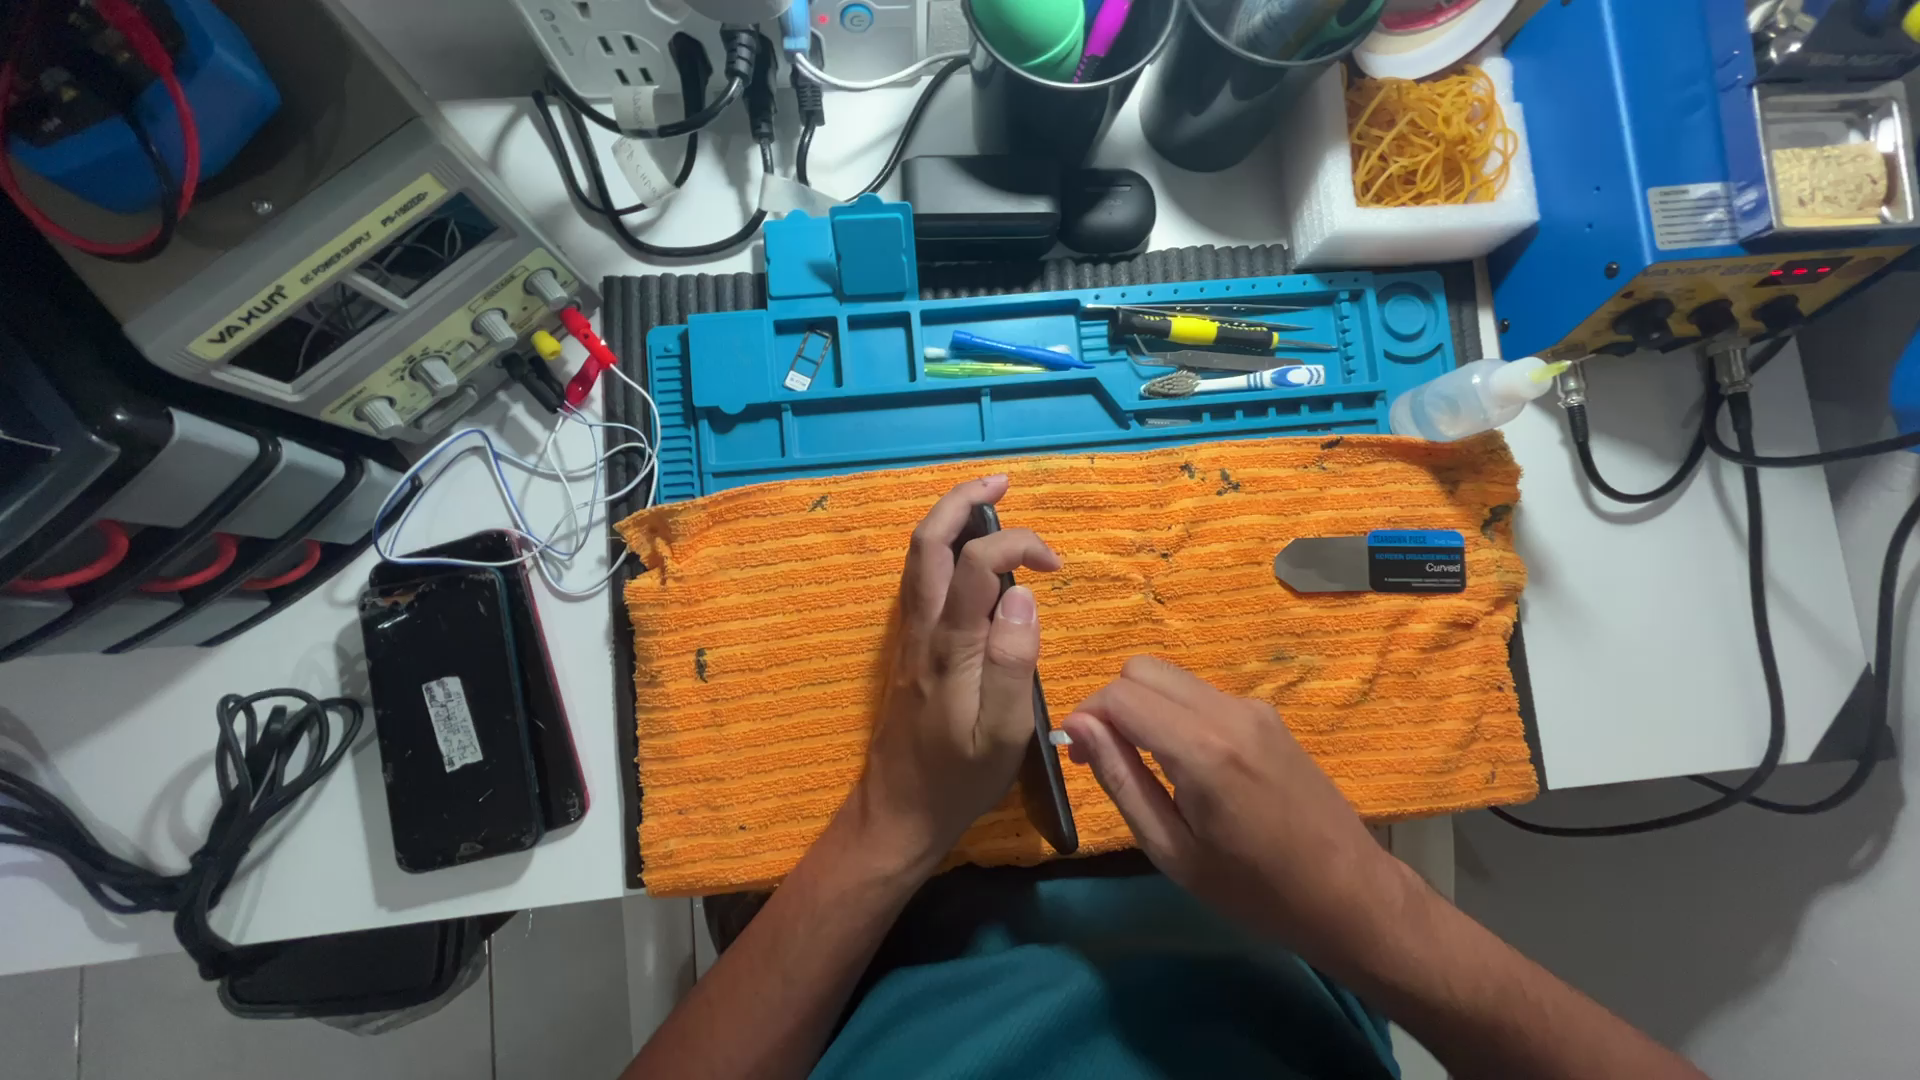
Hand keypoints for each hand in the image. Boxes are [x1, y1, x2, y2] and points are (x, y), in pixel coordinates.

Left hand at [852, 475, 1062, 872]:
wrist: (899, 811)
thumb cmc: (958, 779)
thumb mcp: (1000, 735)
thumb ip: (1013, 663)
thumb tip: (1022, 595)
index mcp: (948, 645)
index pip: (975, 563)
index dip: (1016, 544)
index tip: (1054, 566)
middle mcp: (921, 628)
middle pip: (927, 542)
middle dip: (963, 501)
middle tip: (1002, 482)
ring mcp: (910, 636)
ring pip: (917, 558)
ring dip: (949, 519)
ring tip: (988, 502)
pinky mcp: (909, 648)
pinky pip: (920, 580)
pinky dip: (943, 548)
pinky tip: (968, 557)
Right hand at [1062, 656, 1406, 960]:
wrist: (1349, 895)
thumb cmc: (1253, 889)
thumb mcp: (1172, 850)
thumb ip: (1119, 779)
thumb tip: (1078, 727)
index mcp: (1201, 750)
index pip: (1119, 695)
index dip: (1085, 716)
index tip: (1075, 753)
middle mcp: (1227, 712)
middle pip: (1142, 669)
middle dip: (1112, 703)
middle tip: (1106, 754)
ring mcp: (1252, 708)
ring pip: (1171, 676)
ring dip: (1143, 706)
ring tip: (1144, 761)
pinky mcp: (1267, 714)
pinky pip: (1200, 694)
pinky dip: (1174, 712)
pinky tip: (1187, 762)